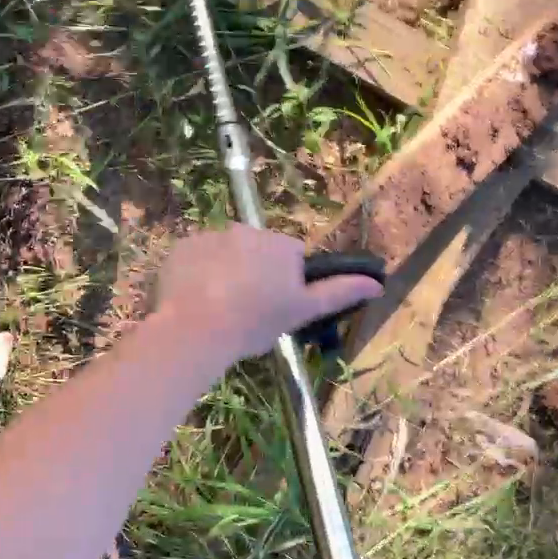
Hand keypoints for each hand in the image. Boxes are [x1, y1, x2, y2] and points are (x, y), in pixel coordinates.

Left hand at [151, 225, 382, 360]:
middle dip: (252, 271)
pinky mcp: (180, 247)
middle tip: (244, 307)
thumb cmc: (254, 322)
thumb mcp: (301, 311)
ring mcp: (208, 236)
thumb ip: (338, 292)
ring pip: (221, 253)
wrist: (195, 328)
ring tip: (215, 306)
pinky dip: (194, 272)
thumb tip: (378, 283)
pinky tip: (193, 297)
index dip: (283, 281)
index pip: (288, 256)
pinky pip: (193, 257)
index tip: (273, 304)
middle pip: (253, 250)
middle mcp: (244, 231)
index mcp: (278, 245)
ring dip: (221, 270)